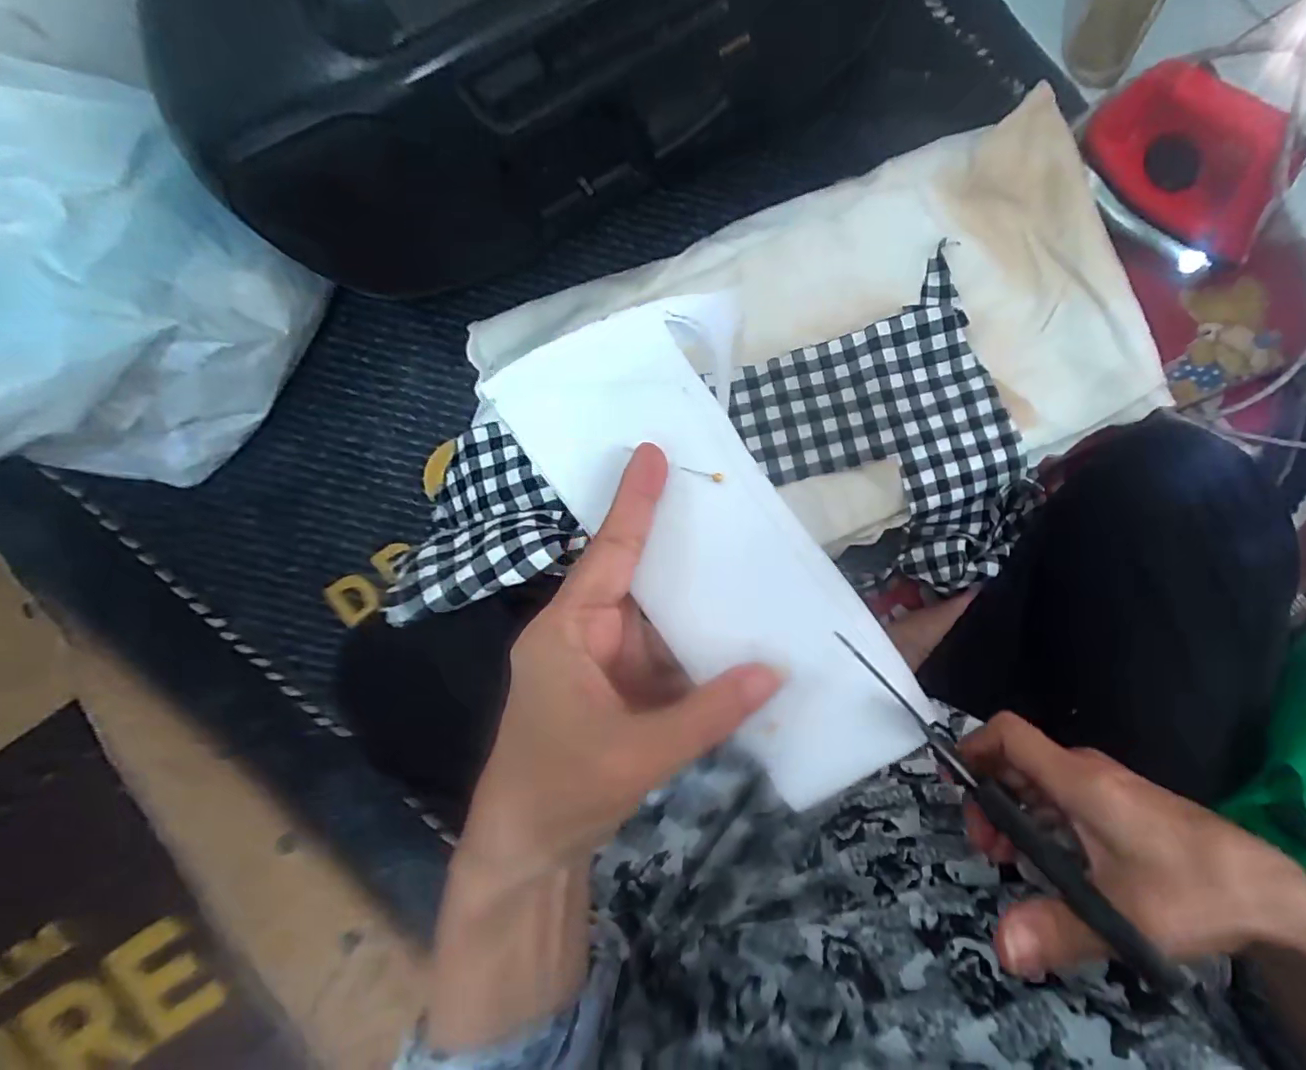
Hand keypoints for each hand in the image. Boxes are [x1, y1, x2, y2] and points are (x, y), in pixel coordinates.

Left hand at [455, 443, 784, 884]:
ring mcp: (611, 664)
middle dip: (682, 544)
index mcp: (569, 634)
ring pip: (664, 619)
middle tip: (728, 502)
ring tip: (755, 566)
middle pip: (641, 578)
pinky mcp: (630, 690)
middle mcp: (590, 636)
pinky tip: (745, 635)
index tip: (653, 453)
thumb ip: (708, 713)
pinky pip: (674, 656)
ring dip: (703, 602)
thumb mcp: (637, 754)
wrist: (531, 853)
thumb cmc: (560, 792)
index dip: (634, 504)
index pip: (610, 556)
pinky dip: (706, 648)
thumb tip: (775, 671)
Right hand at [957, 712, 1305, 979]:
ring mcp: (1104, 787)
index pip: (1010, 734)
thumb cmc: (1190, 890)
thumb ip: (1057, 929)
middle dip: (987, 800)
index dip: (971, 746)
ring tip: (1010, 863)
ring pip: (1037, 783)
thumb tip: (1000, 946)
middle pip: (1015, 762)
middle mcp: (1086, 772)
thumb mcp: (1120, 917)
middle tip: (987, 853)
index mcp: (1079, 780)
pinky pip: (1060, 798)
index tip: (949, 781)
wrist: (1263, 890)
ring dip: (1011, 814)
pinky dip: (1038, 821)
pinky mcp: (1118, 805)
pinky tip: (1049, 864)